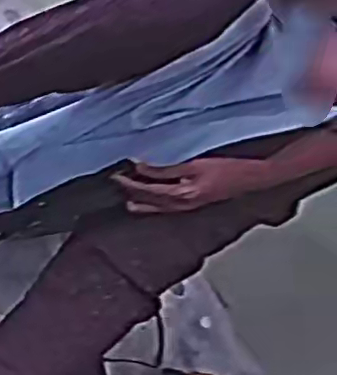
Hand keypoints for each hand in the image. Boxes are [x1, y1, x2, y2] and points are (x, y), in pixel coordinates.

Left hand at [112, 157, 276, 213]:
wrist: (259, 177)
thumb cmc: (231, 168)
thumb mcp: (197, 165)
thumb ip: (166, 170)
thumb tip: (140, 167)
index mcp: (180, 195)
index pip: (144, 190)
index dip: (127, 183)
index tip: (115, 176)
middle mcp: (178, 205)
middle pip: (143, 200)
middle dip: (127, 191)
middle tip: (117, 180)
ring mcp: (183, 209)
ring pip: (149, 207)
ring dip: (135, 198)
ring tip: (125, 188)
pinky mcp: (189, 207)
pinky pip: (160, 208)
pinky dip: (148, 202)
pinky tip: (140, 197)